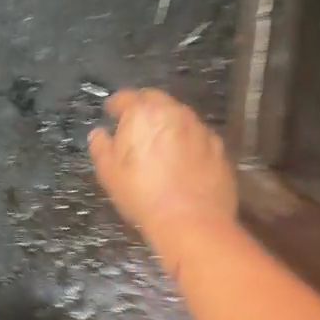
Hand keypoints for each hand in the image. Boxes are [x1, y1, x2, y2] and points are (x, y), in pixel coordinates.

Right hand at [88, 89, 237, 245]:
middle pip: (156, 99)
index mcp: (143, 113)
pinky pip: (198, 136)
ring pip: (180, 116)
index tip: (111, 113)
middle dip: (144, 107)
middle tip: (136, 124)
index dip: (116, 104)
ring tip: (160, 143)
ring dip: (168, 123)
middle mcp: (174, 113)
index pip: (126, 97)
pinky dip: (189, 141)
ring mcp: (200, 130)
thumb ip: (101, 146)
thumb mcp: (108, 172)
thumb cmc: (142, 193)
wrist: (192, 222)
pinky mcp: (219, 149)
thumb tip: (99, 134)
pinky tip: (184, 159)